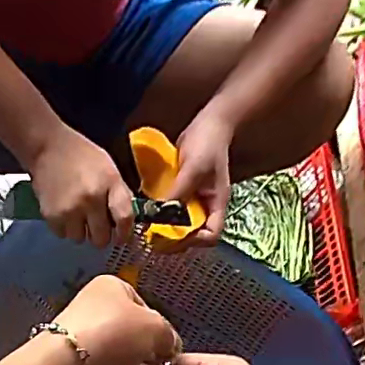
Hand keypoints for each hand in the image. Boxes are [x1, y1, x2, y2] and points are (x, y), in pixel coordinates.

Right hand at [28, 127, 135, 248]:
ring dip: (80, 232)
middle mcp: (91, 199)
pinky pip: (63, 235)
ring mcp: (70, 210)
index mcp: (109, 183)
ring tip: (76, 216)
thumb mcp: (108, 169)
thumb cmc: (81, 156)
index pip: (124, 218)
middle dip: (100, 235)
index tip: (121, 238)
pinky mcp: (52, 216)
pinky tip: (63, 212)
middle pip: (101, 238)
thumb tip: (124, 221)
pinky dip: (64, 228)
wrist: (47, 148)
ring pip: (80, 239)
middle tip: (96, 227)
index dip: (124, 233)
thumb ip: (118, 193)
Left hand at [52, 275, 179, 364]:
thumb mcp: (155, 328)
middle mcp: (96, 309)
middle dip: (151, 354)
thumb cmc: (114, 333)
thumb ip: (169, 336)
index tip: (169, 347)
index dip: (161, 328)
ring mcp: (85, 339)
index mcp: (112, 288)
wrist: (67, 364)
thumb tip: (171, 347)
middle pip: (132, 334)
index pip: (145, 307)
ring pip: (121, 356)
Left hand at [161, 113, 233, 250]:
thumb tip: (160, 212)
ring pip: (180, 229)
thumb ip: (178, 191)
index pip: (211, 235)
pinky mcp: (182, 197)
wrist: (209, 122)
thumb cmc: (207, 144)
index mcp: (216, 205)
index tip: (175, 236)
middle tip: (154, 238)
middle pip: (192, 237)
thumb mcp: (193, 168)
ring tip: (148, 230)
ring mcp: (194, 203)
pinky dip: (161, 219)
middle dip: (174, 241)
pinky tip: (148, 216)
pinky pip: (171, 215)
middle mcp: (205, 208)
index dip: (195, 240)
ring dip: (165, 232)